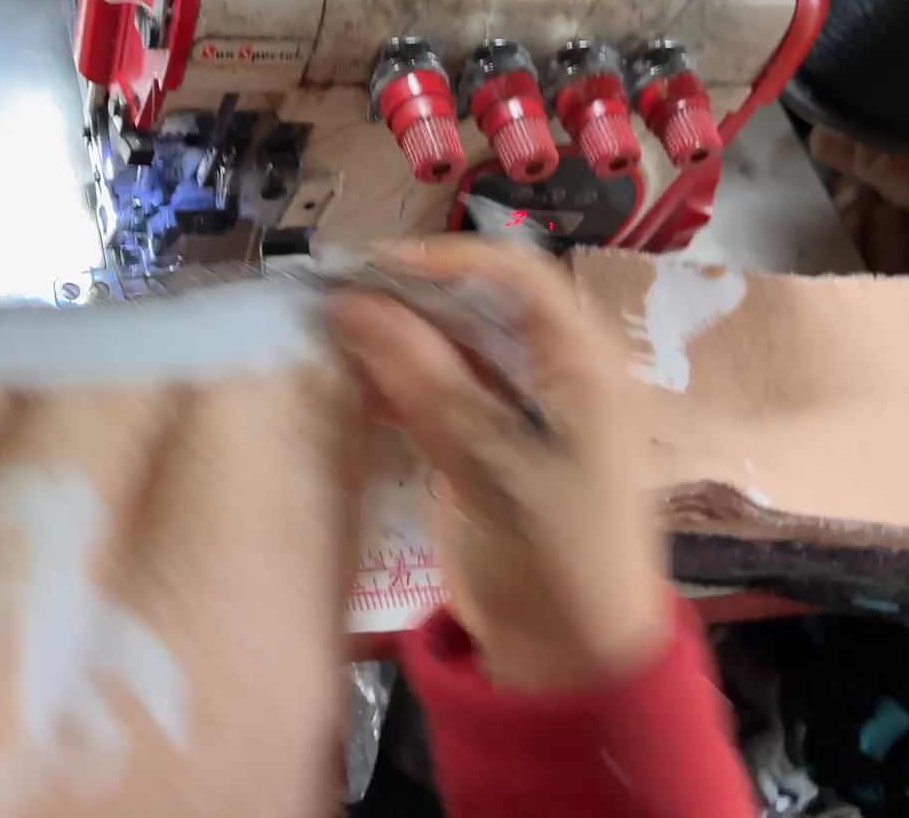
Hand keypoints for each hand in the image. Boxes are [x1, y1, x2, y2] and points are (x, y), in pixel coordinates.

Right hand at [328, 238, 668, 691]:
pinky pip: (429, 382)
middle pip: (471, 302)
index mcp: (579, 361)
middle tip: (332, 297)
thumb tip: (347, 301)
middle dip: (403, 295)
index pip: (512, 273)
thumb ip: (419, 374)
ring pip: (443, 341)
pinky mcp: (478, 433)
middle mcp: (547, 368)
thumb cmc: (550, 550)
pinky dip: (389, 375)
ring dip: (389, 333)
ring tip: (329, 330)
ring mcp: (510, 402)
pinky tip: (349, 376)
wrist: (564, 651)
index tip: (368, 271)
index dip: (441, 259)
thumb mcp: (488, 458)